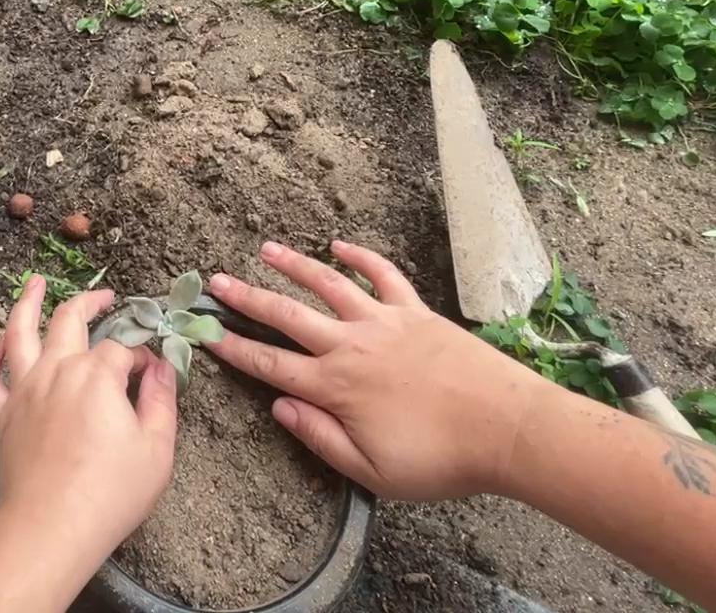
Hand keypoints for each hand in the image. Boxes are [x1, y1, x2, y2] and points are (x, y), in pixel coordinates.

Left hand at [0, 275, 179, 553]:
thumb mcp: (157, 448)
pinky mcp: (2, 414)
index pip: (122, 348)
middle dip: (91, 302)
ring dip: (27, 302)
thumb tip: (162, 367)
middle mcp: (57, 369)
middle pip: (70, 320)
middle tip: (105, 296)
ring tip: (34, 281)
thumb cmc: (110, 492)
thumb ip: (161, 400)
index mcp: (96, 374)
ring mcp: (24, 388)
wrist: (52, 529)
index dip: (140, 356)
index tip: (152, 373)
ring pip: (19, 332)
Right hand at [205, 240, 549, 500]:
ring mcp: (381, 322)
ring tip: (266, 248)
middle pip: (285, 314)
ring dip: (293, 265)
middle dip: (246, 296)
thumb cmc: (441, 459)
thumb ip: (321, 438)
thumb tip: (280, 407)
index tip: (206, 333)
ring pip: (327, 285)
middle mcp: (349, 346)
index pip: (270, 363)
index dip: (233, 347)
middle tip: (216, 280)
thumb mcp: (374, 471)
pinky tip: (339, 245)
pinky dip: (361, 257)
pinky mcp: (414, 311)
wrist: (509, 430)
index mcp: (335, 386)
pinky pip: (384, 275)